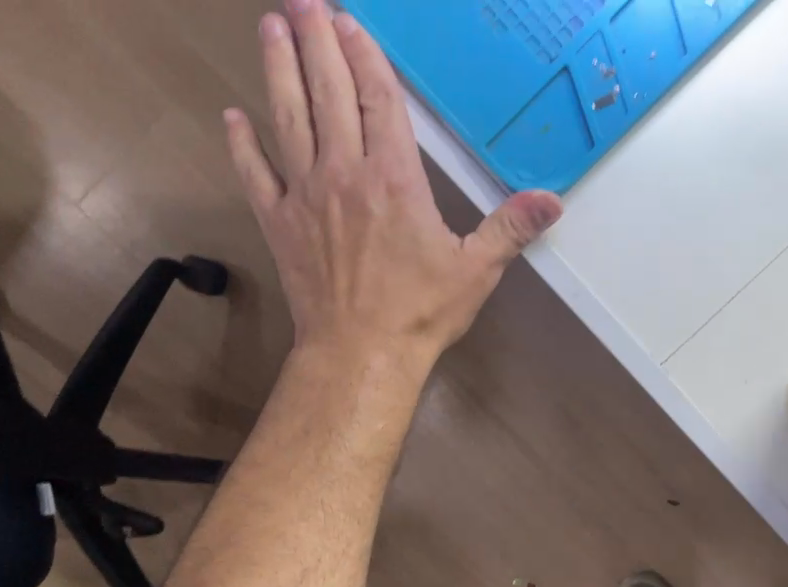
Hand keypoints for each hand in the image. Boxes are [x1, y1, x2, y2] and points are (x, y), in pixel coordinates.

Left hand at [224, 0, 562, 375]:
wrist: (362, 351)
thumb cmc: (422, 311)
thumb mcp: (478, 270)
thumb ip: (510, 228)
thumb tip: (553, 200)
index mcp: (394, 180)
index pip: (377, 103)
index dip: (365, 59)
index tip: (349, 22)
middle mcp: (344, 173)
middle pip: (327, 94)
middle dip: (317, 42)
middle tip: (304, 1)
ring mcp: (304, 195)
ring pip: (287, 117)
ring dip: (277, 68)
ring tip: (271, 27)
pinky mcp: (278, 222)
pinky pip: (255, 172)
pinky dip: (243, 142)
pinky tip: (234, 116)